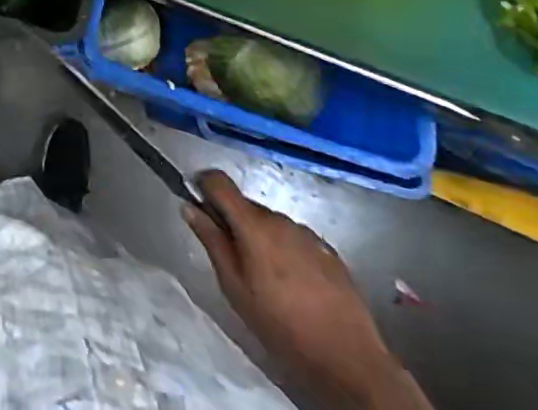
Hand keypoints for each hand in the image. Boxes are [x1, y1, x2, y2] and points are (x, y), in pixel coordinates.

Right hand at [185, 170, 429, 409]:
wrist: (347, 356)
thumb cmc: (280, 324)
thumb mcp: (234, 287)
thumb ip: (212, 241)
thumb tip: (189, 207)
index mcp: (254, 225)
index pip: (220, 181)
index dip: (204, 186)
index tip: (198, 204)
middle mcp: (281, 219)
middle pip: (246, 205)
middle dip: (233, 221)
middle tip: (232, 258)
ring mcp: (308, 233)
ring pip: (271, 222)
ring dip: (260, 236)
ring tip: (265, 277)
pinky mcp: (328, 249)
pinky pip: (294, 238)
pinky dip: (285, 249)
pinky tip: (292, 283)